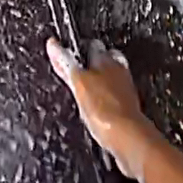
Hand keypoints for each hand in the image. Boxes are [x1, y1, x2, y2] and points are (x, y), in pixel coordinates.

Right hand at [46, 37, 155, 175]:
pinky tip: (101, 110)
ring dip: (103, 83)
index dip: (82, 48)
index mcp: (105, 59)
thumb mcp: (77, 83)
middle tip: (82, 72)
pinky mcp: (131, 110)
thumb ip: (65, 63)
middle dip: (96, 64)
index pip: (93, 45)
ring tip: (90, 91)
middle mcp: (118, 71)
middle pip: (107, 60)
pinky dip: (109, 101)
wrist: (129, 139)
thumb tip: (52, 44)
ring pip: (113, 79)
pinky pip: (117, 99)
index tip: (72, 53)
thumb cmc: (103, 108)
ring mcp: (126, 91)